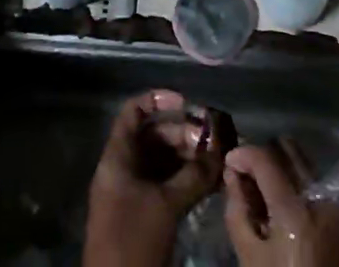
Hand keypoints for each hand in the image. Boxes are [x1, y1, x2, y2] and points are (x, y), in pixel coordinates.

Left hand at [85, 89, 225, 266]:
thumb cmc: (133, 238)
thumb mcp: (166, 204)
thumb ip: (193, 176)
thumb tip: (220, 153)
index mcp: (118, 155)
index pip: (133, 111)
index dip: (157, 99)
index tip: (187, 103)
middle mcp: (125, 166)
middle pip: (153, 136)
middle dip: (183, 134)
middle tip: (213, 142)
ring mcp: (134, 190)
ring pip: (163, 161)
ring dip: (189, 159)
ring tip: (218, 162)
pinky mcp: (146, 212)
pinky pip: (167, 184)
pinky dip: (187, 180)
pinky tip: (211, 183)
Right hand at [224, 144, 338, 266]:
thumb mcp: (248, 255)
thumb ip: (237, 208)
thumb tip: (232, 173)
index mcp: (295, 209)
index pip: (264, 158)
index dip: (241, 154)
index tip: (227, 163)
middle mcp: (320, 198)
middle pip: (287, 149)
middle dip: (261, 154)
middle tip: (244, 172)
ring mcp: (335, 205)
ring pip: (302, 160)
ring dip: (278, 163)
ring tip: (260, 185)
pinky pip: (313, 179)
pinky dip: (293, 177)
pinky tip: (278, 198)